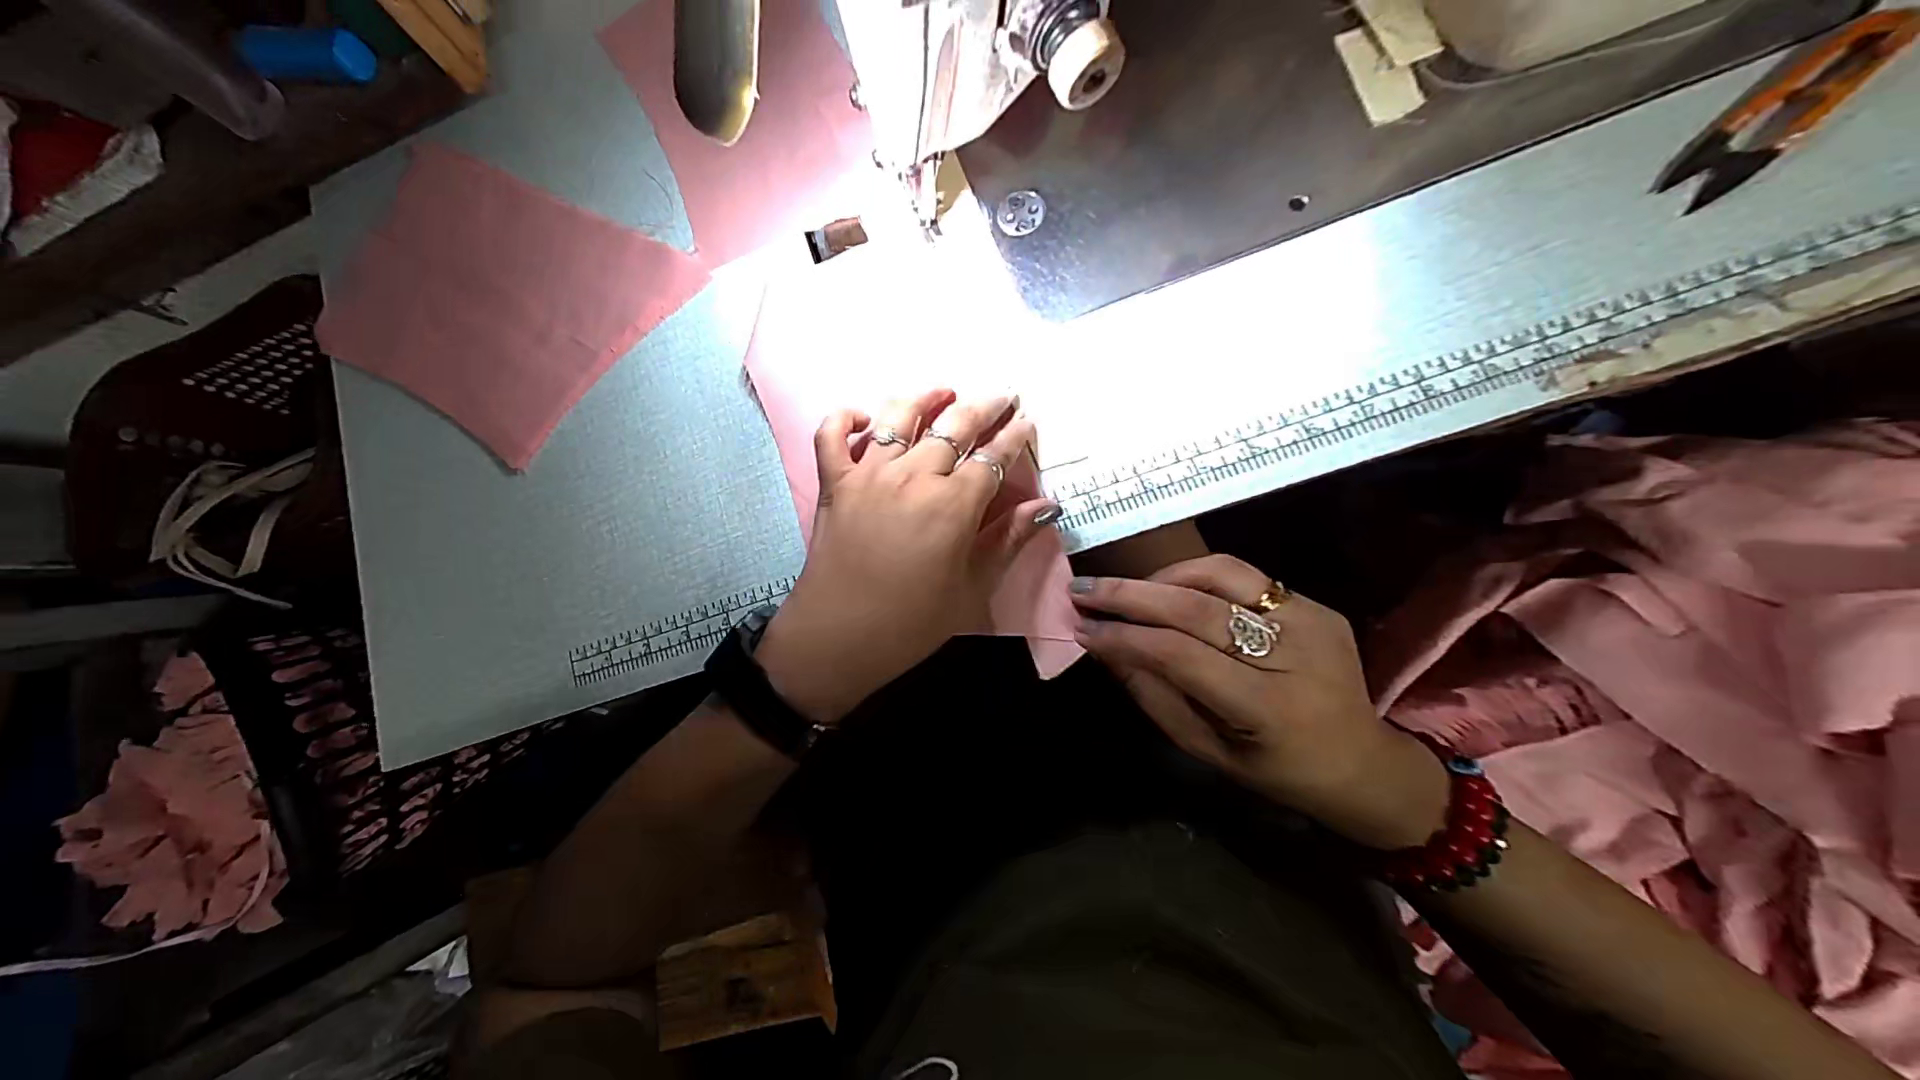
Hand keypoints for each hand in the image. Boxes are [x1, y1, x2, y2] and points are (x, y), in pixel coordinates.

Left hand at [757, 389, 1056, 724]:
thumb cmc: (913, 621)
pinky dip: (845, 418)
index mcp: (953, 504)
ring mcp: (868, 474)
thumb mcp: (972, 586)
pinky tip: (864, 418)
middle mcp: (913, 476)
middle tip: (1003, 396)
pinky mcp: (834, 482)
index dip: (1015, 437)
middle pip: (955, 426)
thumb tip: (1046, 507)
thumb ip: (1008, 540)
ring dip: (926, 399)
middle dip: (985, 407)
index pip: (993, 457)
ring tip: (944, 392)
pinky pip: (832, 435)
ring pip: (900, 417)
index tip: (1028, 421)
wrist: (839, 637)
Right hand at [1069, 555, 1448, 850]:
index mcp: (1269, 707)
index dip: (1125, 637)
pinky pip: (1244, 577)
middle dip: (1131, 594)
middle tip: (1084, 589)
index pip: (1180, 655)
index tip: (1082, 629)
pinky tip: (1170, 592)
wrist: (1364, 763)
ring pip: (1222, 573)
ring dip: (1163, 577)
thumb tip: (1106, 649)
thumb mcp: (1208, 751)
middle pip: (1197, 606)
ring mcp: (1312, 621)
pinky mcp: (1317, 606)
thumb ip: (1154, 697)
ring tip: (1126, 590)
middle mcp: (1296, 653)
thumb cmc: (1277, 771)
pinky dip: (1197, 579)